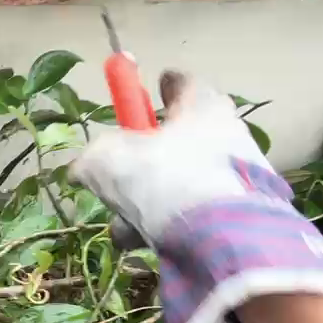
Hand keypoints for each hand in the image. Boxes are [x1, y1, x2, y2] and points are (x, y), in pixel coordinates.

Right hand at [72, 72, 275, 245]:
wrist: (220, 238)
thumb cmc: (163, 179)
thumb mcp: (105, 159)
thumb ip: (91, 157)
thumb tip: (84, 167)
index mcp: (202, 108)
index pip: (185, 83)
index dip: (165, 84)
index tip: (156, 84)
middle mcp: (227, 136)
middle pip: (180, 137)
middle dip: (147, 155)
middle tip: (121, 169)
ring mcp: (236, 176)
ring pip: (179, 180)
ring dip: (148, 199)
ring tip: (124, 222)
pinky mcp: (238, 214)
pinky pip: (189, 212)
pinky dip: (163, 223)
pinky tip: (141, 240)